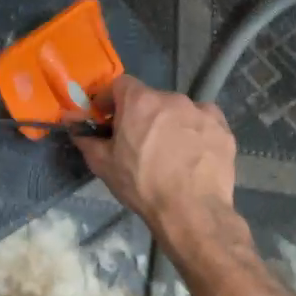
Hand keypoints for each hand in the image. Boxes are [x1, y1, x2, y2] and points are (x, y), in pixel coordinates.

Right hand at [73, 75, 244, 268]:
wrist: (191, 211)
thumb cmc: (141, 184)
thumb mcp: (103, 164)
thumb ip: (86, 137)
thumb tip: (72, 123)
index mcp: (139, 101)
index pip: (120, 84)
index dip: (111, 99)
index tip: (108, 118)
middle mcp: (171, 98)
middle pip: (150, 98)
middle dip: (142, 114)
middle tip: (138, 140)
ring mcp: (201, 112)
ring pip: (178, 110)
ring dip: (169, 122)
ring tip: (169, 150)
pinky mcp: (223, 129)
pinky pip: (203, 121)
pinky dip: (195, 131)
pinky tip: (193, 153)